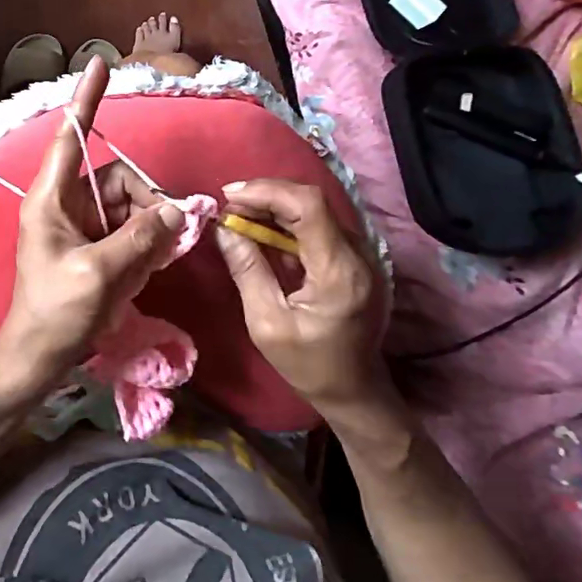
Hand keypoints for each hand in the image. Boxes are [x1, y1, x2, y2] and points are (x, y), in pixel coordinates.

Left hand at [0, 57, 182, 413]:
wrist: (39, 360)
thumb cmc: (55, 312)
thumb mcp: (100, 272)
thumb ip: (141, 236)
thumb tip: (178, 211)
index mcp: (53, 199)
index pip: (71, 136)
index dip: (86, 100)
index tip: (100, 64)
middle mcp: (68, 205)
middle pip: (120, 180)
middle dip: (148, 202)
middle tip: (170, 235)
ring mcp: (84, 230)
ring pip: (132, 208)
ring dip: (151, 230)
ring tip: (155, 262)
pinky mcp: (97, 251)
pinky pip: (132, 233)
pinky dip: (147, 246)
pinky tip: (148, 271)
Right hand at [214, 179, 390, 413]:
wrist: (354, 389)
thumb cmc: (309, 365)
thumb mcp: (267, 324)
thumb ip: (247, 270)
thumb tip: (223, 228)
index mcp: (337, 272)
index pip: (308, 207)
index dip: (267, 191)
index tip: (229, 197)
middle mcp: (355, 253)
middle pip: (310, 201)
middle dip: (265, 194)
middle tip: (227, 205)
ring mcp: (358, 252)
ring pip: (312, 208)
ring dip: (272, 204)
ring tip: (237, 214)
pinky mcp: (351, 255)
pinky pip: (316, 223)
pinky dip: (285, 219)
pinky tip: (259, 227)